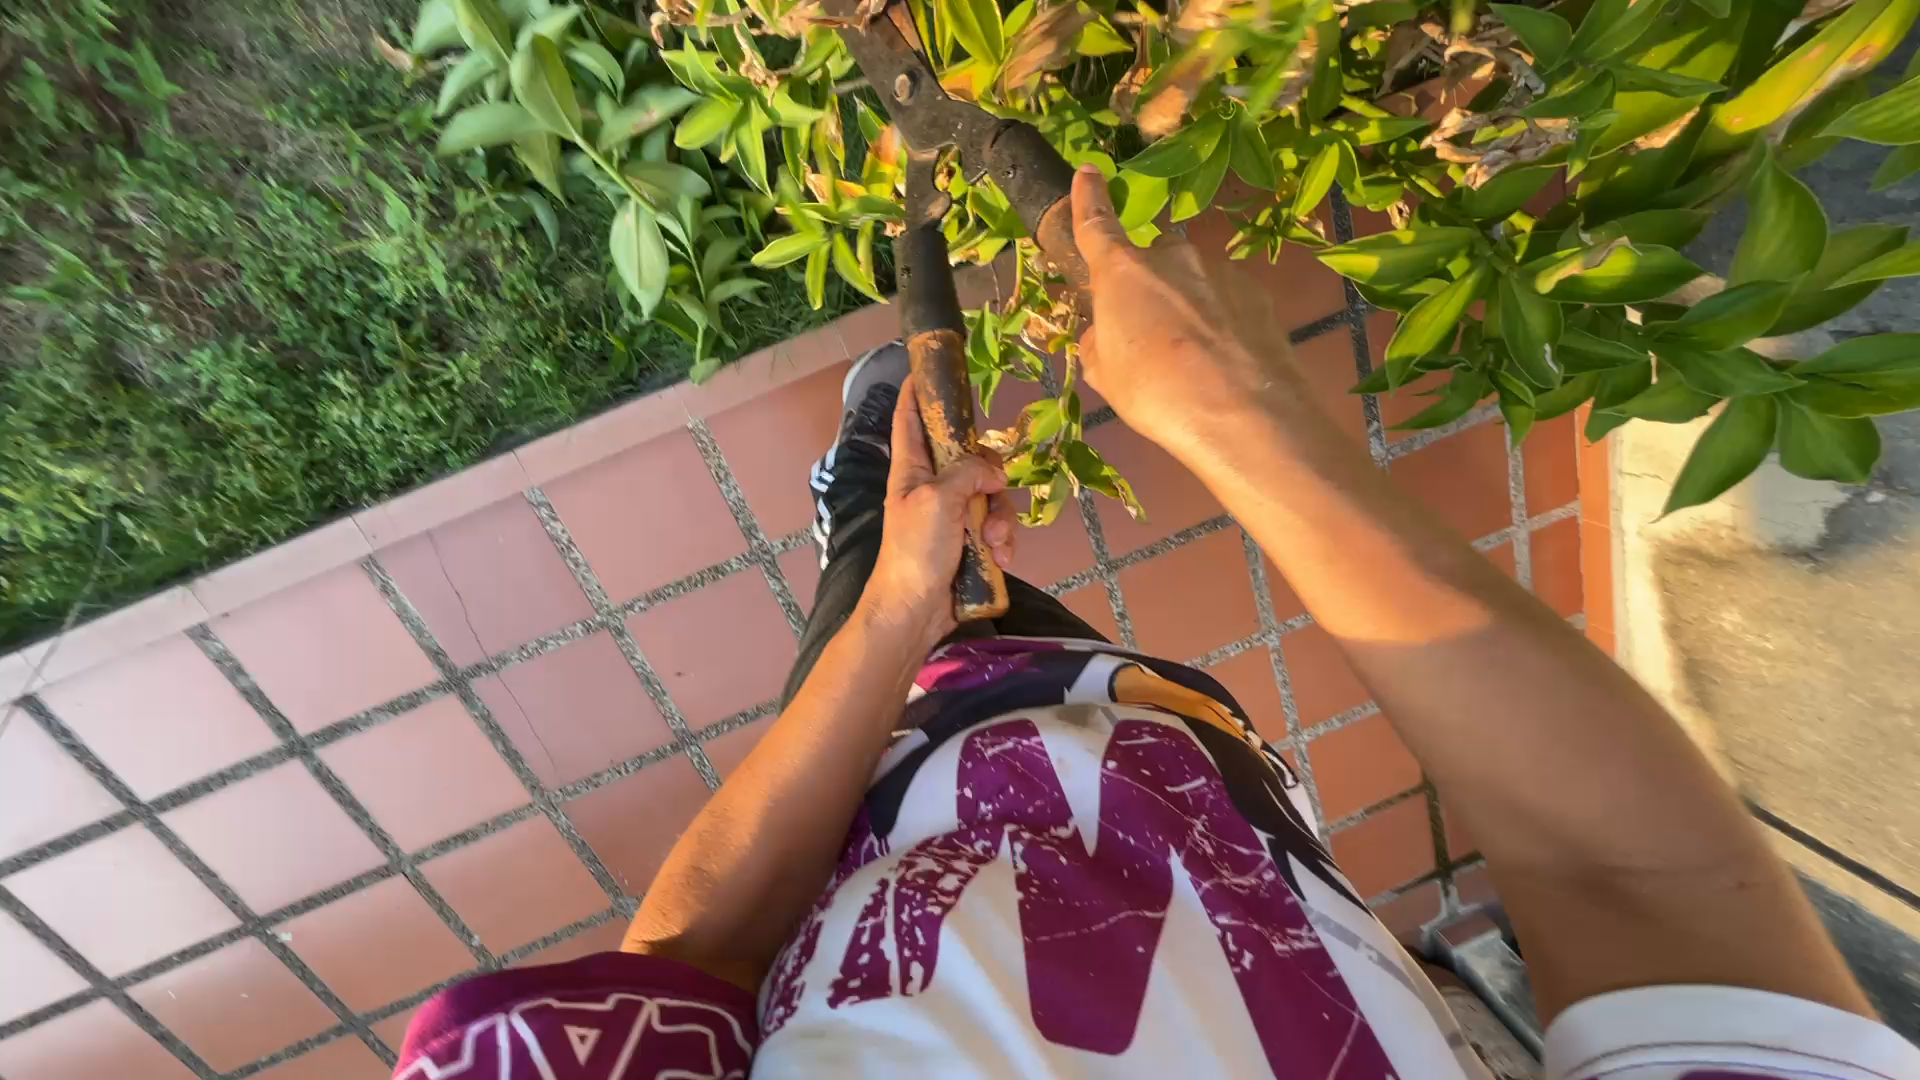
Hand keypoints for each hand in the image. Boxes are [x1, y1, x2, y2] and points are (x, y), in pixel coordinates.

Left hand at [857, 376, 1014, 651]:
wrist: (915, 611)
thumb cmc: (915, 550)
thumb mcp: (938, 500)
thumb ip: (967, 472)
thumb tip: (993, 471)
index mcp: (912, 467)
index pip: (911, 416)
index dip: (919, 391)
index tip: (931, 368)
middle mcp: (931, 485)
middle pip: (969, 455)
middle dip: (990, 473)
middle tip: (992, 489)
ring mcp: (951, 514)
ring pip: (990, 494)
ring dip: (1000, 516)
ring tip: (994, 540)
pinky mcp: (968, 540)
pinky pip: (996, 526)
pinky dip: (1002, 540)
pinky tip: (1000, 558)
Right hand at [1069, 165, 1306, 456]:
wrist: (1240, 412)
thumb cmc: (1154, 393)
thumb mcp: (1106, 377)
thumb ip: (1099, 344)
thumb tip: (1104, 333)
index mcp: (1122, 274)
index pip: (1096, 225)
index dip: (1088, 199)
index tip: (1088, 172)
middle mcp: (1171, 257)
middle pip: (1150, 262)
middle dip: (1146, 288)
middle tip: (1148, 336)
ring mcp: (1218, 271)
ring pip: (1190, 282)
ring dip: (1184, 308)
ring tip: (1190, 360)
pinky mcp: (1255, 292)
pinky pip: (1224, 301)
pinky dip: (1218, 322)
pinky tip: (1222, 360)